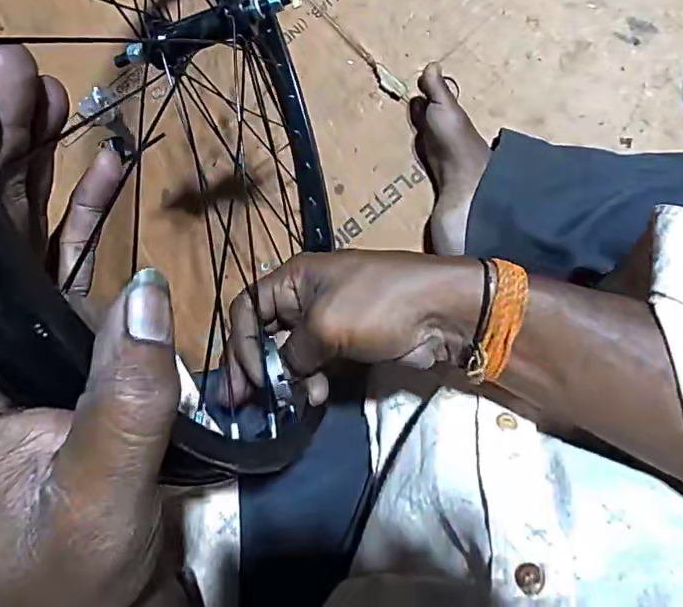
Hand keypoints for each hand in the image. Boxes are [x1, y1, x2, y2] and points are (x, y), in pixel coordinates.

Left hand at [0, 45, 188, 606]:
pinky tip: (102, 165)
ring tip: (50, 98)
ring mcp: (10, 335)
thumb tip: (145, 296)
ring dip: (31, 163)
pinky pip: (61, 258)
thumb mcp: (96, 509)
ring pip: (13, 231)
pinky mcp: (52, 338)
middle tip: (12, 74)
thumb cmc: (62, 583)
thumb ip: (122, 408)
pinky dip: (81, 208)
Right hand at [221, 250, 485, 405]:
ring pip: (287, 353)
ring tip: (283, 404)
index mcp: (293, 278)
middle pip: (263, 332)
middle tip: (240, 403)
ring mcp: (325, 322)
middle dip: (252, 366)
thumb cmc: (378, 304)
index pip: (248, 308)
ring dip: (281, 379)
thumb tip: (279, 379)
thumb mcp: (326, 325)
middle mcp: (303, 298)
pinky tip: (312, 397)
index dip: (242, 341)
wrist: (441, 313)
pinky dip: (306, 381)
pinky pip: (313, 364)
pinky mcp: (346, 345)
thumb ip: (292, 354)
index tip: (250, 377)